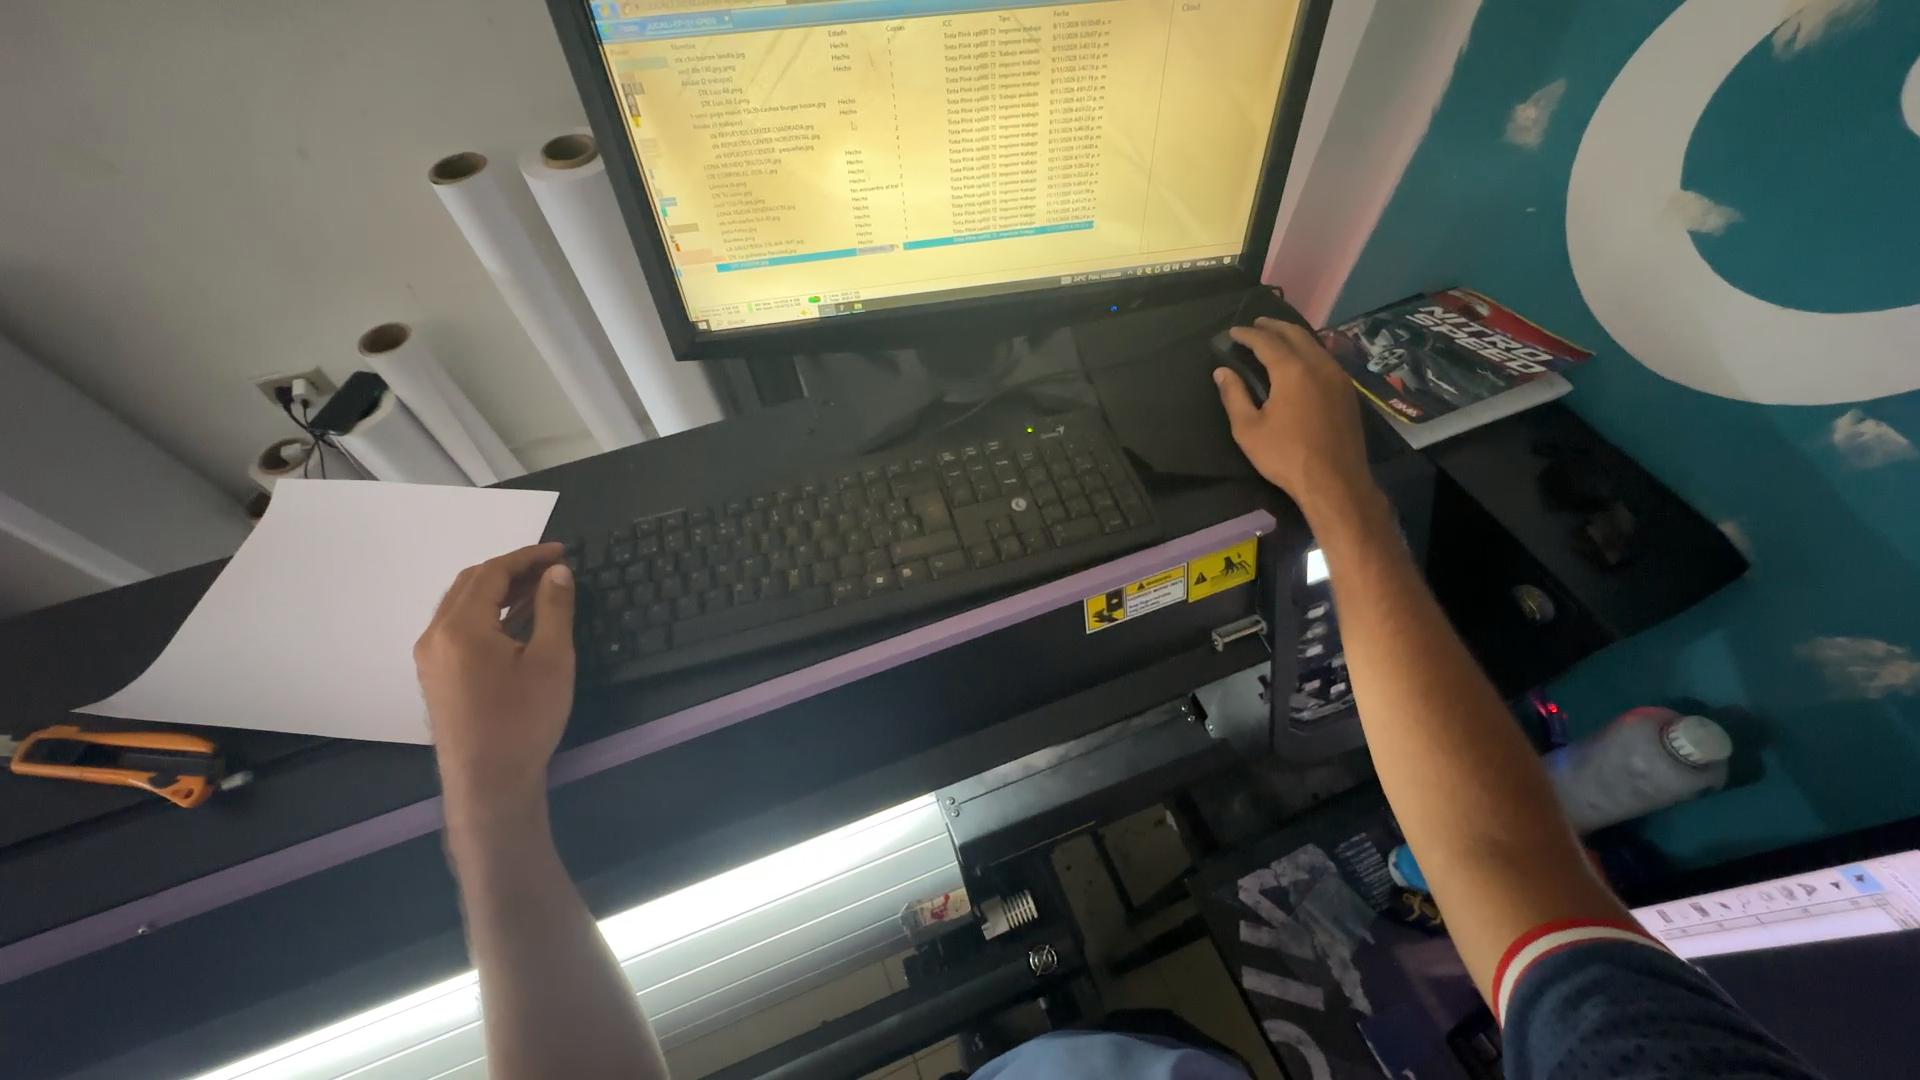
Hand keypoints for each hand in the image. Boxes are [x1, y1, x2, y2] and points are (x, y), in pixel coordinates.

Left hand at [415, 543, 575, 823]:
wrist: (489, 781)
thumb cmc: (524, 718)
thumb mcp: (551, 659)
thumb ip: (553, 608)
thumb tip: (557, 572)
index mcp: (460, 627)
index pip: (492, 573)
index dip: (528, 557)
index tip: (563, 552)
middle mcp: (435, 636)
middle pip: (471, 584)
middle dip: (513, 569)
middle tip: (554, 568)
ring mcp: (432, 657)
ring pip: (463, 605)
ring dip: (500, 590)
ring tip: (542, 589)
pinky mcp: (437, 676)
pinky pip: (460, 627)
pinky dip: (489, 613)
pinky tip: (518, 621)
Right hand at [1215, 317, 1381, 523]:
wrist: (1334, 480)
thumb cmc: (1285, 455)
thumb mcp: (1248, 429)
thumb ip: (1234, 396)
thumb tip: (1222, 372)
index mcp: (1292, 370)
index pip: (1267, 342)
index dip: (1248, 334)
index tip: (1233, 332)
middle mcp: (1319, 365)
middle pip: (1296, 335)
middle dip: (1274, 327)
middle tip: (1256, 324)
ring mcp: (1338, 377)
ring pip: (1315, 345)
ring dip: (1294, 337)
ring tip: (1277, 337)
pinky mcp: (1348, 392)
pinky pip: (1326, 359)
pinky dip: (1309, 351)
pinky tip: (1302, 360)